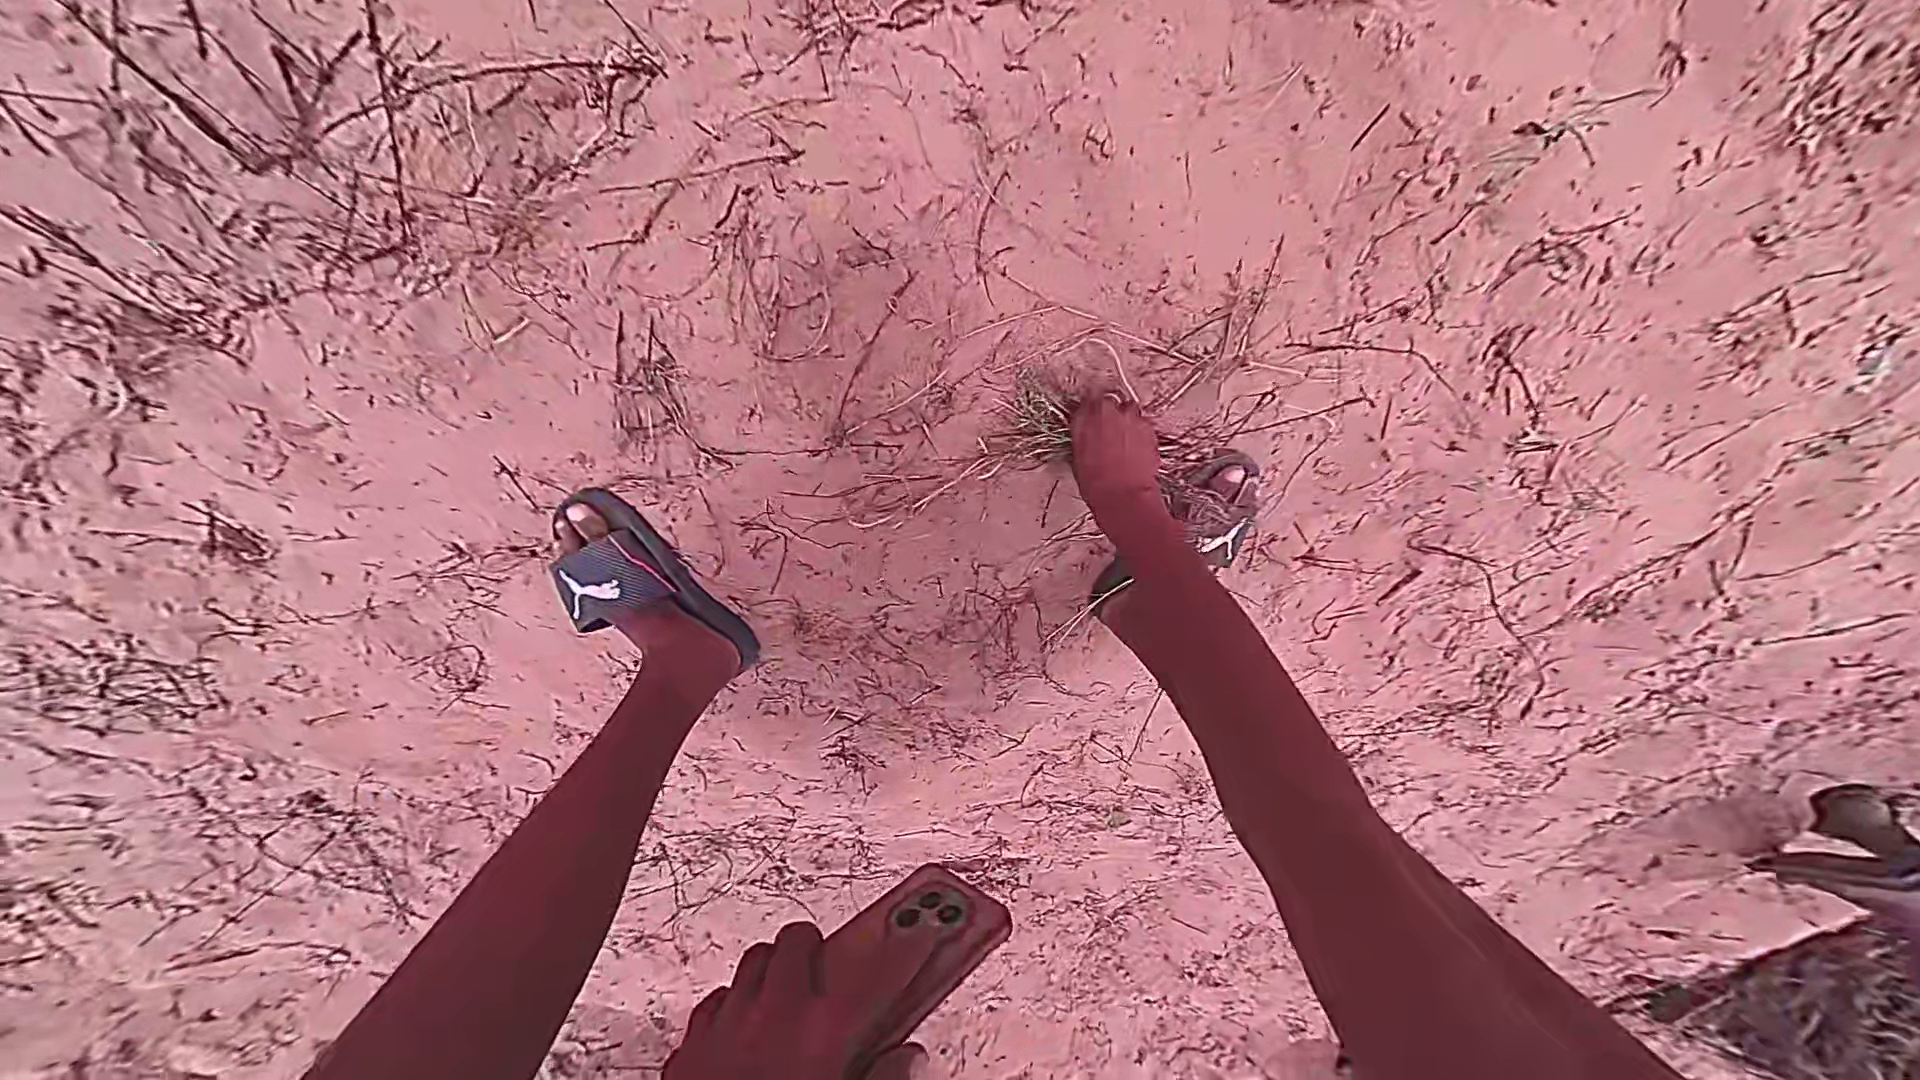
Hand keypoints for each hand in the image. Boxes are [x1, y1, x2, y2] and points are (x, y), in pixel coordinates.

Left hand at [664, 922, 929, 1079]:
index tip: (921, 928)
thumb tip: (906, 1058)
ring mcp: (730, 1023)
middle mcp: (777, 1014)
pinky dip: (735, 1004)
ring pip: (755, 961)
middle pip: (798, 941)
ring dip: (774, 969)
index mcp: (823, 1032)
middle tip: (831, 967)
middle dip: (816, 947)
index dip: (906, 943)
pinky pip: (718, 1000)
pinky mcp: (692, 1045)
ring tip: (789, 993)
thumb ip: (880, 1078)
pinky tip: (746, 1027)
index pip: (880, 966)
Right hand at [1069, 394, 1161, 510]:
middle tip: (1108, 432)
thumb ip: (1083, 438)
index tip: (1091, 420)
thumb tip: (1086, 438)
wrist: (1123, 495)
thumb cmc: (1098, 483)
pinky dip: (1139, 432)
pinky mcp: (1148, 427)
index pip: (1086, 403)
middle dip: (1109, 414)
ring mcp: (1130, 418)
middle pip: (1109, 402)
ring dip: (1125, 421)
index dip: (1090, 412)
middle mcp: (1107, 412)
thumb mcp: (1078, 459)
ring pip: (1128, 410)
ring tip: (1122, 440)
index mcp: (1084, 418)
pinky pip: (1142, 423)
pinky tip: (1134, 449)